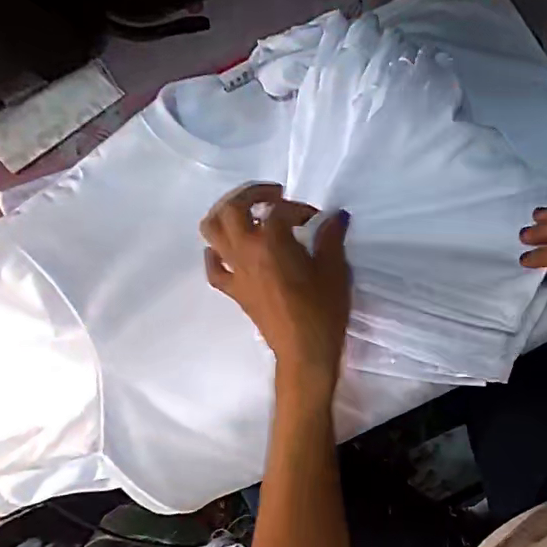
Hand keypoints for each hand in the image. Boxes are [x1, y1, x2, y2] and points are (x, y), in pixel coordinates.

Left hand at [203, 183, 351, 386]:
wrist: (304, 351)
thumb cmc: (322, 310)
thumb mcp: (334, 270)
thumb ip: (330, 238)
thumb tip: (335, 216)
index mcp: (271, 242)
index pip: (279, 210)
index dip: (298, 208)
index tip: (315, 218)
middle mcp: (245, 251)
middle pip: (232, 208)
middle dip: (251, 194)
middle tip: (273, 196)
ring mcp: (235, 271)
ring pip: (212, 230)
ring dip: (225, 215)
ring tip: (245, 214)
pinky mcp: (233, 291)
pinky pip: (213, 267)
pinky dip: (215, 253)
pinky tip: (227, 250)